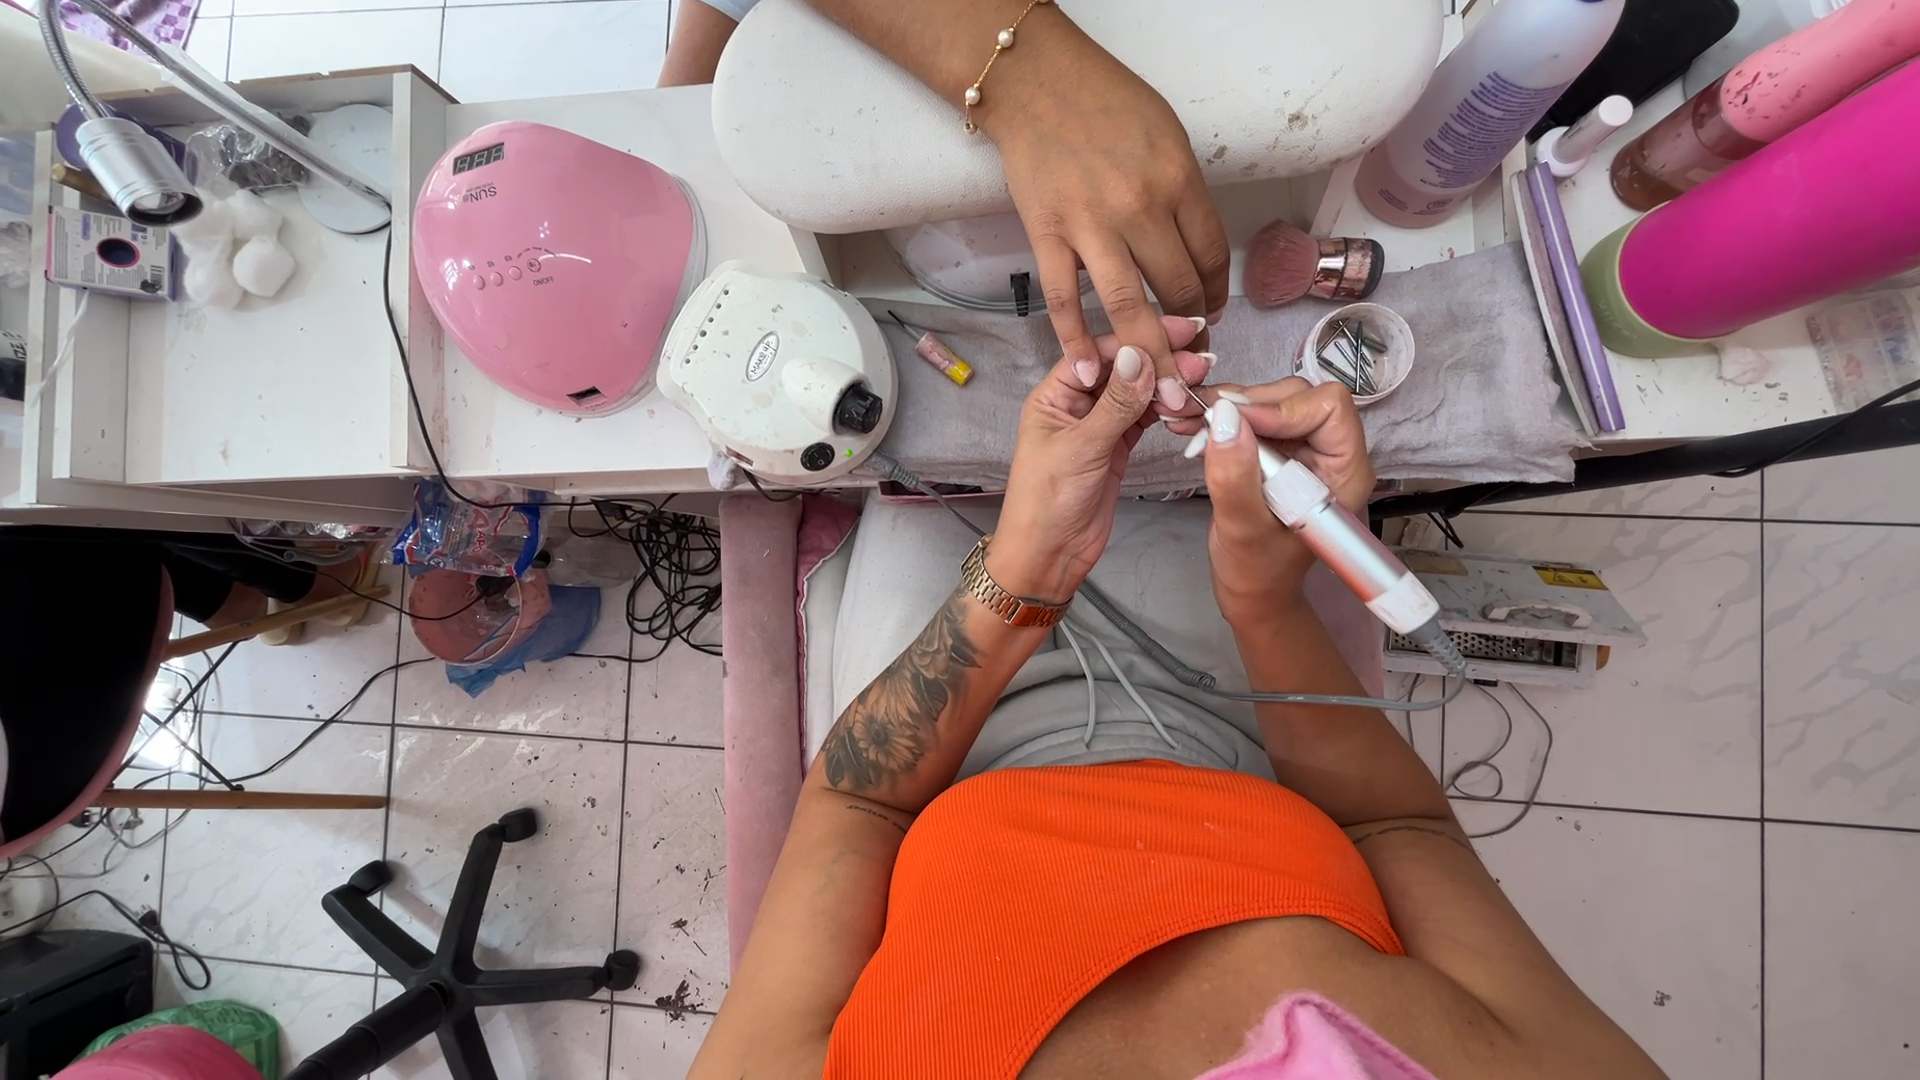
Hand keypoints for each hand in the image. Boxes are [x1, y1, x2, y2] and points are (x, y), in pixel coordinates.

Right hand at [977, 29, 1228, 424]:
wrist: (1038, 86)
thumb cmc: (1108, 103)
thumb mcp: (1167, 136)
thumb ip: (1183, 195)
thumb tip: (1191, 250)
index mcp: (1177, 180)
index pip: (1209, 256)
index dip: (1215, 295)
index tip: (1211, 316)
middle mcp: (1140, 209)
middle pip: (1176, 288)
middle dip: (1187, 333)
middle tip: (1188, 360)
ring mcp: (1090, 228)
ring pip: (1126, 306)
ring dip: (1146, 353)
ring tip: (1158, 387)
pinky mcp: (1048, 239)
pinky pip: (1063, 300)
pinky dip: (1075, 340)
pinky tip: (1088, 371)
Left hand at [988, 314, 1211, 601]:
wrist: (1050, 554)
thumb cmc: (1047, 502)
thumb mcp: (1082, 448)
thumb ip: (1115, 403)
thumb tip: (1141, 357)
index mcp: (1054, 395)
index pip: (1098, 354)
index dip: (1136, 340)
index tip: (1175, 333)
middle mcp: (1076, 404)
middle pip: (1122, 369)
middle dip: (1159, 360)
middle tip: (1200, 356)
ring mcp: (1099, 425)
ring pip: (1138, 393)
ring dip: (1168, 385)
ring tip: (1202, 377)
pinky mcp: (1117, 447)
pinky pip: (1145, 418)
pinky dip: (1167, 410)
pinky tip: (1188, 402)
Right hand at [1197, 378, 1373, 629]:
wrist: (1250, 591)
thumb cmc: (1255, 570)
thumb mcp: (1242, 527)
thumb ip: (1235, 476)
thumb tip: (1222, 417)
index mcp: (1344, 472)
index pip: (1327, 408)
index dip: (1279, 409)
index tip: (1233, 424)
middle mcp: (1329, 453)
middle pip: (1296, 398)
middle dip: (1247, 404)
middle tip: (1200, 418)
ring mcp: (1302, 450)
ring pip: (1271, 403)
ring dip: (1228, 409)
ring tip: (1188, 422)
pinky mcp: (1277, 452)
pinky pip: (1253, 419)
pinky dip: (1221, 419)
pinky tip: (1192, 429)